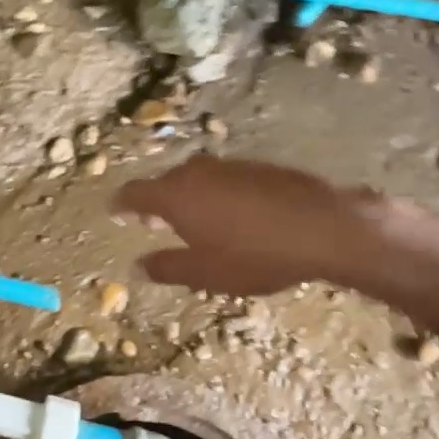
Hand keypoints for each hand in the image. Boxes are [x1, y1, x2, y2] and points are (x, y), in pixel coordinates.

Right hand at [113, 154, 432, 297]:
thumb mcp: (205, 273)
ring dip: (189, 197)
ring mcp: (229, 165)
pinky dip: (218, 195)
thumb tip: (136, 267)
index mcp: (174, 195)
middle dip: (156, 202)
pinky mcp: (258, 167)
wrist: (324, 227)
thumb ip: (166, 268)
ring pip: (196, 179)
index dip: (121, 205)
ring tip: (195, 222)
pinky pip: (224, 179)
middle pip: (164, 183)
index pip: (133, 193)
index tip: (114, 212)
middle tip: (152, 223)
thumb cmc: (254, 255)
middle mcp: (195, 172)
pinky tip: (233, 216)